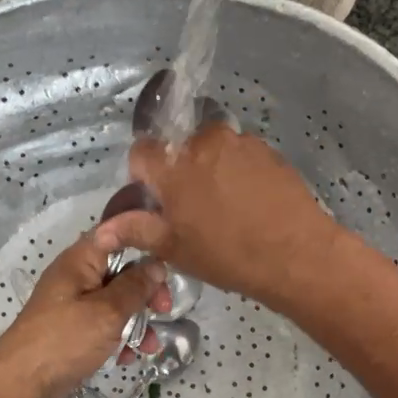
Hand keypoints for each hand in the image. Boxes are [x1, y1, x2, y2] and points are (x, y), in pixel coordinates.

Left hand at [0, 228, 169, 397]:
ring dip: (136, 323)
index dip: (144, 246)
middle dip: (145, 293)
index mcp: (80, 261)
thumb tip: (157, 266)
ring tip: (150, 347)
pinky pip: (103, 327)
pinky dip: (118, 339)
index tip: (167, 267)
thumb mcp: (107, 312)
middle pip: (120, 273)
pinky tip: (128, 358)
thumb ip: (135, 288)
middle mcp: (76, 278)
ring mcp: (73, 306)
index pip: (116, 236)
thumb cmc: (65, 340)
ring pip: (115, 305)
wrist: (22, 384)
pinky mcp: (72, 332)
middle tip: (164, 311)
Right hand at [120, 124, 354, 309]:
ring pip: (209, 151)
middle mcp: (203, 142)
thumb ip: (135, 230)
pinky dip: (236, 174)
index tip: (158, 204)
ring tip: (225, 211)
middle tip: (193, 214)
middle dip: (179, 175)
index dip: (144, 178)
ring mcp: (239, 142)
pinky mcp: (267, 149)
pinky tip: (249, 205)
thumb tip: (101, 231)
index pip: (141, 152)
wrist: (295, 253)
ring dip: (209, 173)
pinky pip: (238, 156)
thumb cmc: (228, 255)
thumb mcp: (175, 248)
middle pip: (178, 149)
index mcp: (173, 164)